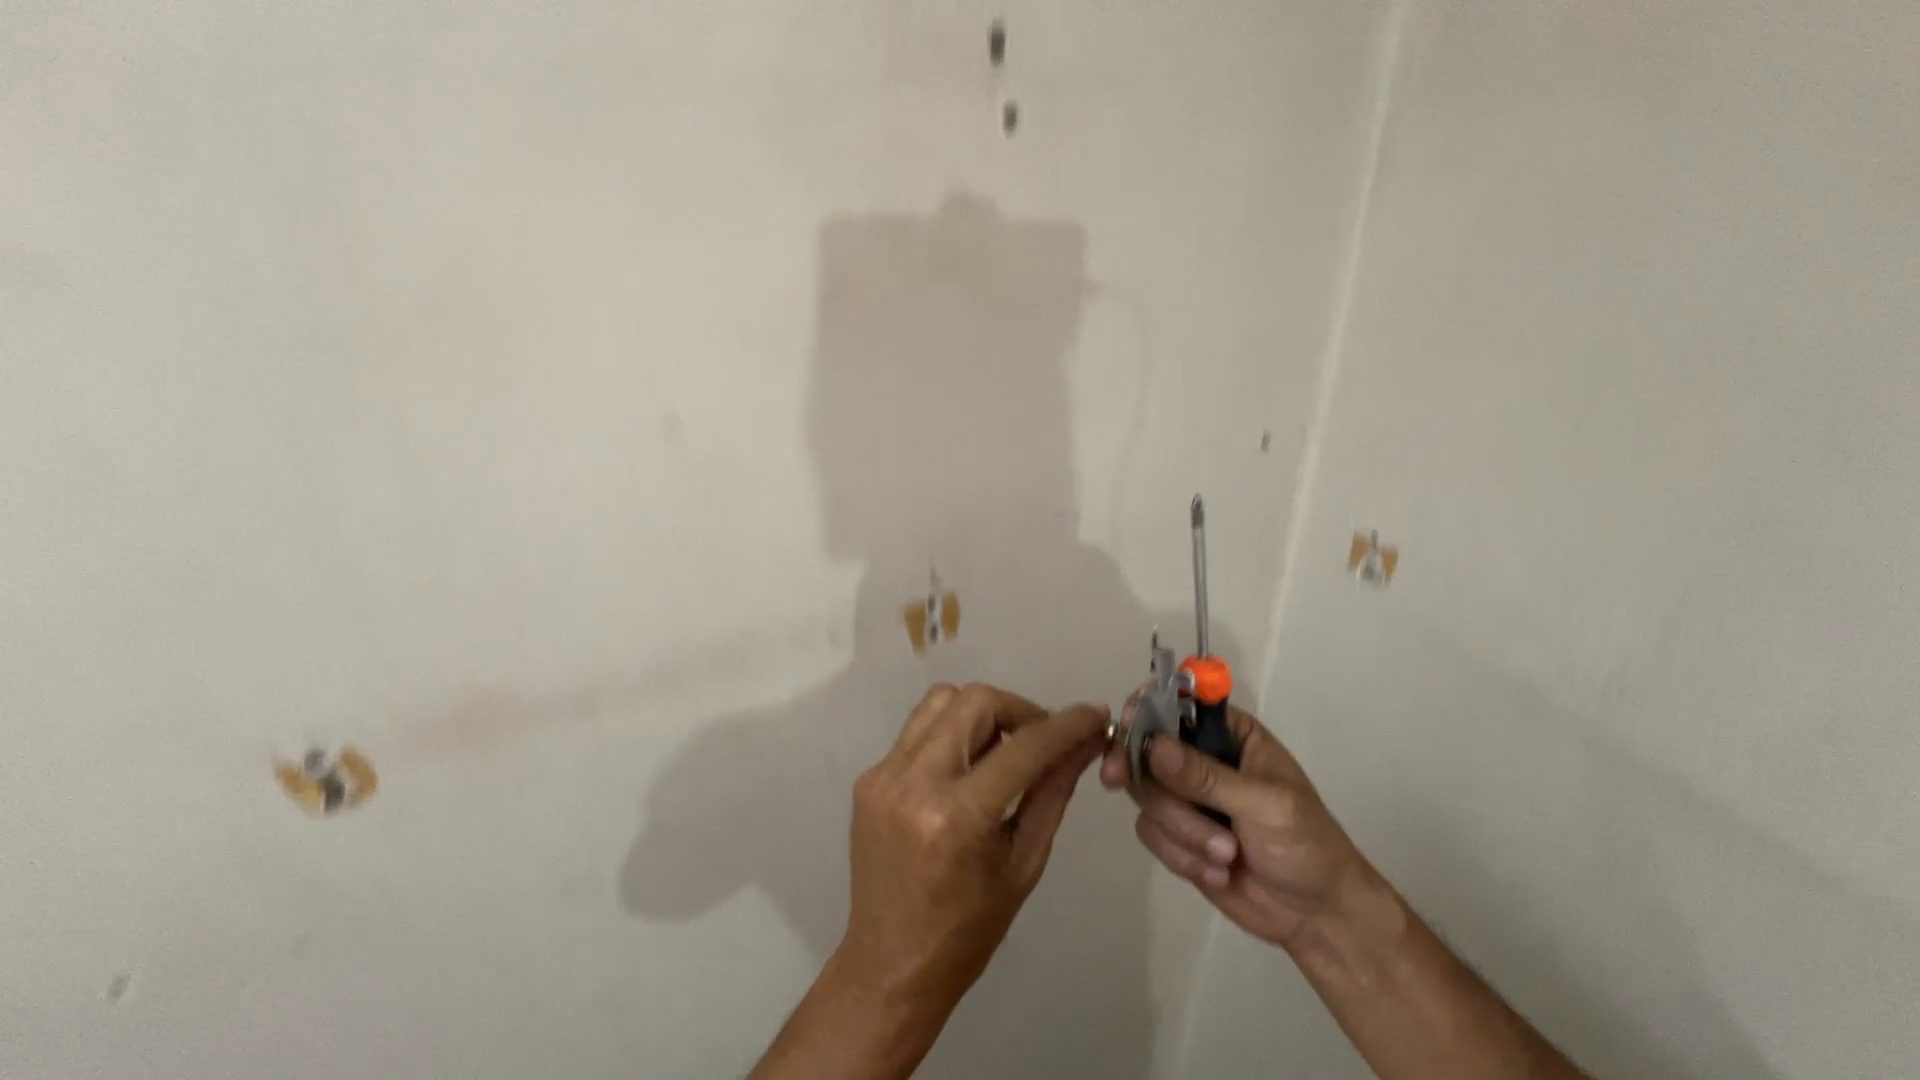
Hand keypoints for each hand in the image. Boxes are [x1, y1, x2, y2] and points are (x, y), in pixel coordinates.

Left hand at [839, 683, 1110, 1008]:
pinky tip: (965, 772)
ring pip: (940, 702)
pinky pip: (917, 731)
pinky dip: (951, 736)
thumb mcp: (1025, 862)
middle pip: (975, 701)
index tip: (1094, 715)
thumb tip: (1085, 742)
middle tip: (1041, 740)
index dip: (1066, 725)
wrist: (891, 963)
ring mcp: (883, 776)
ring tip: (1002, 751)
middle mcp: (914, 783)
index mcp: (957, 816)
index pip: (1023, 747)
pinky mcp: (868, 778)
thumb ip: (1053, 792)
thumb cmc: (969, 929)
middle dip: (1019, 710)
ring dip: (981, 713)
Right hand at [1100, 700, 1365, 948]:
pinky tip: (1217, 873)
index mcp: (1230, 734)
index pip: (1177, 704)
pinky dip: (1181, 857)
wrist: (1316, 914)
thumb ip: (1206, 776)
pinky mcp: (1178, 836)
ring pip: (1146, 797)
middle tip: (1121, 783)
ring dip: (1183, 832)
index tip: (1127, 726)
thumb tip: (1155, 746)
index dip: (1147, 710)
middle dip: (1159, 788)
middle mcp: (1201, 759)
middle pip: (1148, 752)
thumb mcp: (1264, 804)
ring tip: (1226, 856)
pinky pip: (1150, 833)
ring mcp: (1187, 798)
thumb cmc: (1306, 844)